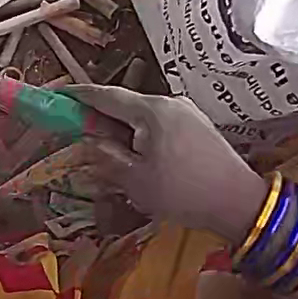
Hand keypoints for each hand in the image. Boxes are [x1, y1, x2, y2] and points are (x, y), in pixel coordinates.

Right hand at [66, 85, 268, 242]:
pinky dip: (141, 134)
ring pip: (143, 115)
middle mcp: (170, 103)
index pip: (105, 95)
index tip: (57, 94)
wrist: (240, 204)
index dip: (78, 95)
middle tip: (79, 131)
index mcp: (152, 111)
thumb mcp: (135, 180)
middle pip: (125, 104)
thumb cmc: (183, 193)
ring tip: (110, 152)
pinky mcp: (198, 126)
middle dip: (100, 116)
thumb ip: (107, 156)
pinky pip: (160, 124)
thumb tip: (90, 141)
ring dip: (122, 129)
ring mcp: (187, 113)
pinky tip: (139, 155)